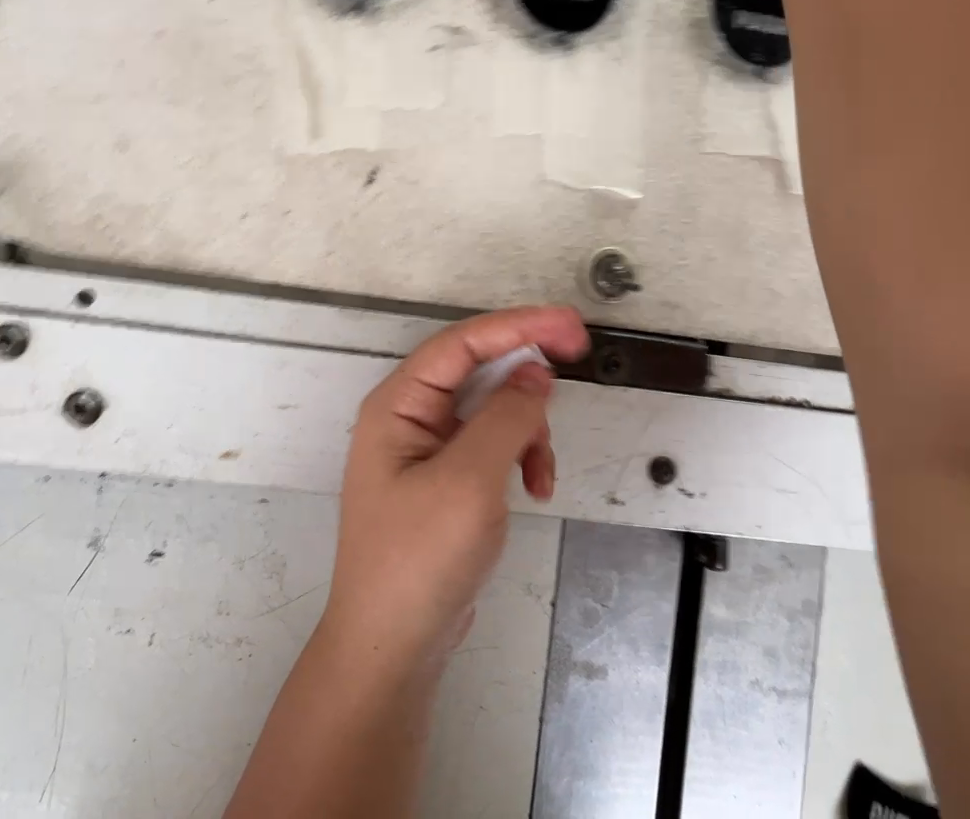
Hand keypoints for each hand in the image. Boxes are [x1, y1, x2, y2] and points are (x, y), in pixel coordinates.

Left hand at [321, 306, 590, 666]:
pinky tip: (535, 490)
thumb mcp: (469, 481)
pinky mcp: (446, 482)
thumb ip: (505, 419)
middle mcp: (408, 420)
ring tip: (540, 475)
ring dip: (528, 432)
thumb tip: (534, 375)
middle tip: (575, 366)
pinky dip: (520, 460)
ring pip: (492, 412)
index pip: (461, 343)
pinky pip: (491, 448)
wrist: (394, 642)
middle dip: (526, 377)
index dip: (518, 326)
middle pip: (477, 372)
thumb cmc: (419, 557)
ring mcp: (427, 452)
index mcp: (398, 406)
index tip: (571, 328)